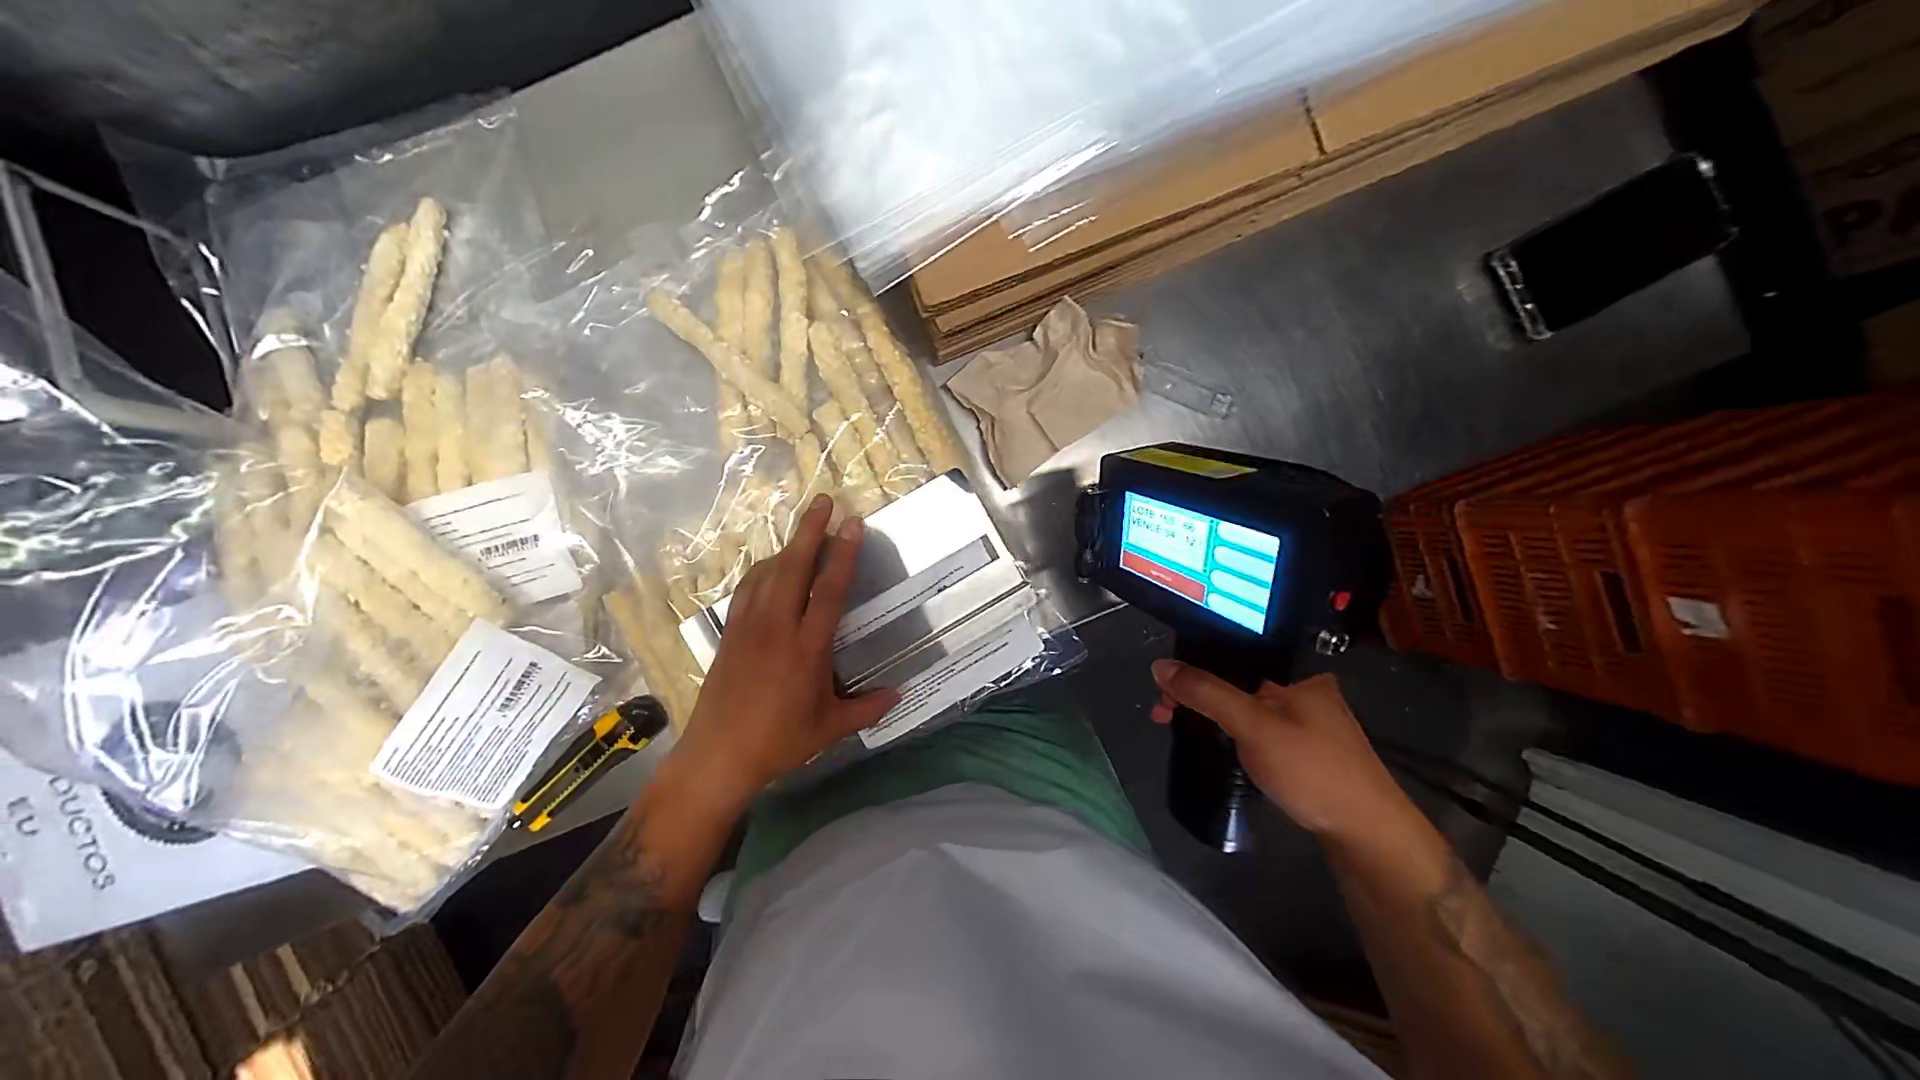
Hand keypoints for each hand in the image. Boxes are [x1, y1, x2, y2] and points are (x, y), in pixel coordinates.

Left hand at [667, 495, 899, 812]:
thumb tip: (898, 695)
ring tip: (805, 529)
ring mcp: (749, 627)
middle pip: (794, 567)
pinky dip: (763, 570)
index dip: (843, 554)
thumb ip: (867, 708)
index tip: (853, 523)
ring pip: (768, 573)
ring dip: (787, 546)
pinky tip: (771, 567)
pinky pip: (748, 590)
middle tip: (824, 501)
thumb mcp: (830, 728)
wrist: (718, 756)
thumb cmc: (779, 741)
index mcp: (807, 648)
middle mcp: (777, 628)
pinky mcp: (730, 634)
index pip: (829, 590)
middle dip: (810, 530)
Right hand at [1150, 662, 1412, 841]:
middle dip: (1196, 691)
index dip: (1195, 661)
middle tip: (1164, 712)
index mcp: (1298, 671)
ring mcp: (1303, 720)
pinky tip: (1211, 742)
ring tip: (1177, 725)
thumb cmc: (1312, 771)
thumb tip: (1161, 666)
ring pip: (1242, 704)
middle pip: (1235, 677)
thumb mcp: (1253, 726)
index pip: (1235, 649)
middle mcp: (1301, 689)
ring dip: (1208, 713)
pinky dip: (1227, 730)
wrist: (1366, 836)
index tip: (1165, 684)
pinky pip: (1253, 726)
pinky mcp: (1301, 748)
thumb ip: (1206, 693)